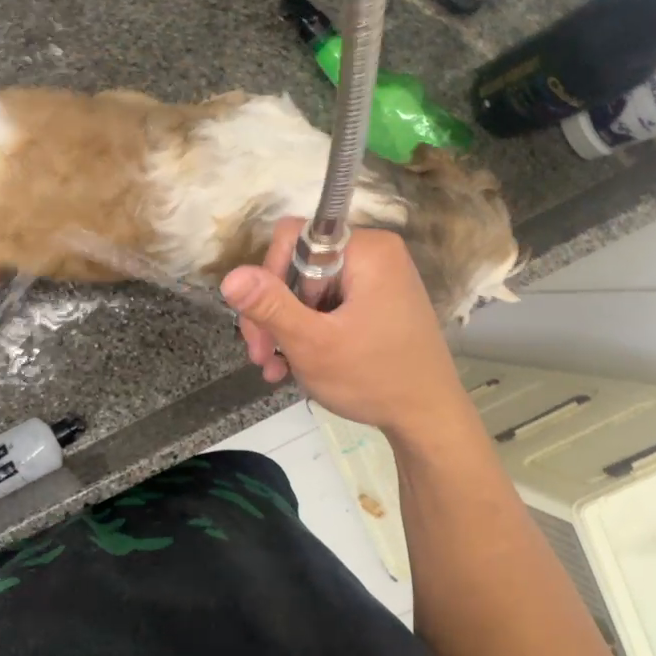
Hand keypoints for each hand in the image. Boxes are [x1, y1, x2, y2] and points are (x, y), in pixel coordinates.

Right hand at [220, 218, 470, 439]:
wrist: (425, 417)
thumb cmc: (372, 378)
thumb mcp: (311, 343)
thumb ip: (270, 306)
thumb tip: (229, 276)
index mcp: (366, 250)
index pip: (293, 238)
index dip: (267, 278)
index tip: (263, 324)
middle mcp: (373, 255)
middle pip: (295, 268)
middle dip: (272, 314)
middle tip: (262, 356)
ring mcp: (375, 281)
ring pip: (305, 293)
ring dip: (283, 331)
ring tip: (276, 369)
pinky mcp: (374, 305)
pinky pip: (325, 308)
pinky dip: (305, 336)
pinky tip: (292, 368)